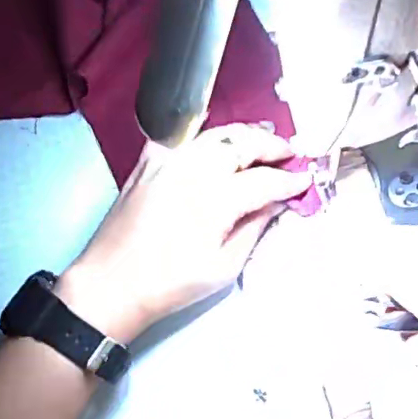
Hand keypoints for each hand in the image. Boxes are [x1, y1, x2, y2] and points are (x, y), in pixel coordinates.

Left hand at [57, 125, 310, 342]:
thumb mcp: (223, 267)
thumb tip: (275, 204)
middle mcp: (191, 169)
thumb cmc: (169, 285)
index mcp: (213, 199)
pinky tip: (221, 145)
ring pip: (215, 133)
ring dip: (245, 136)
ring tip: (265, 144)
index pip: (264, 180)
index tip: (306, 180)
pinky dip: (210, 137)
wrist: (111, 284)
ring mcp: (166, 160)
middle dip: (272, 146)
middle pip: (242, 143)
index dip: (290, 180)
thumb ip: (254, 229)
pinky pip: (186, 138)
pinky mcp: (149, 161)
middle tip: (291, 155)